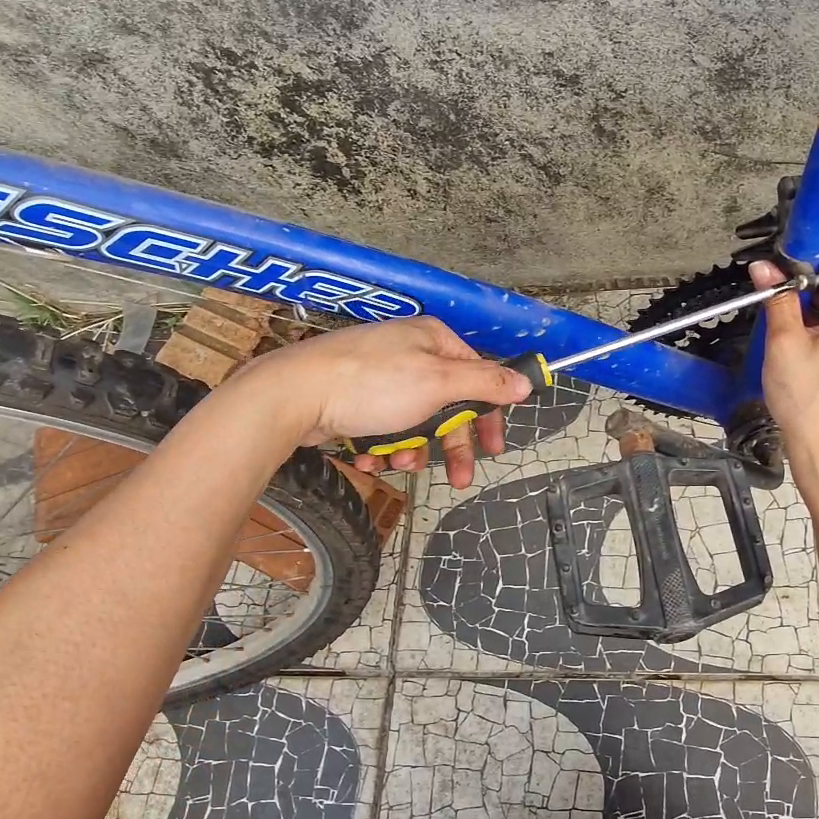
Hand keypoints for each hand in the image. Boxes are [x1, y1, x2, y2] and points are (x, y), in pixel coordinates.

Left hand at [228, 318, 530, 488]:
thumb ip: (485, 383)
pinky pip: (384, 425)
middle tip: (460, 479)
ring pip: (416, 420)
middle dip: (449, 444)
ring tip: (398, 464)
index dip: (488, 415)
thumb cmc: (372, 385)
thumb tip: (525, 382)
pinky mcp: (355, 396)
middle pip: (447, 403)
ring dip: (412, 449)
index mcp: (434, 339)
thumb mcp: (439, 383)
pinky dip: (383, 446)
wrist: (293, 396)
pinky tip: (371, 458)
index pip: (478, 376)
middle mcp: (409, 351)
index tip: (493, 448)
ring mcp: (380, 374)